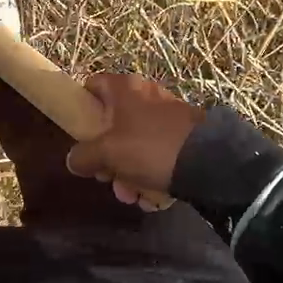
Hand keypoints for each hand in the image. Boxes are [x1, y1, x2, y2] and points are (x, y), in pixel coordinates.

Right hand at [67, 73, 203, 209]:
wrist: (209, 161)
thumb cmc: (149, 147)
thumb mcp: (108, 153)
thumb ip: (84, 156)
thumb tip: (73, 160)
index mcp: (125, 88)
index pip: (92, 86)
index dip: (82, 108)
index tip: (80, 135)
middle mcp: (145, 95)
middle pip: (112, 123)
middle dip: (107, 157)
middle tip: (108, 178)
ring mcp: (166, 115)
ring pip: (135, 143)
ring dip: (128, 172)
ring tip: (133, 197)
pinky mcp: (183, 135)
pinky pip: (157, 153)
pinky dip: (151, 173)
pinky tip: (153, 197)